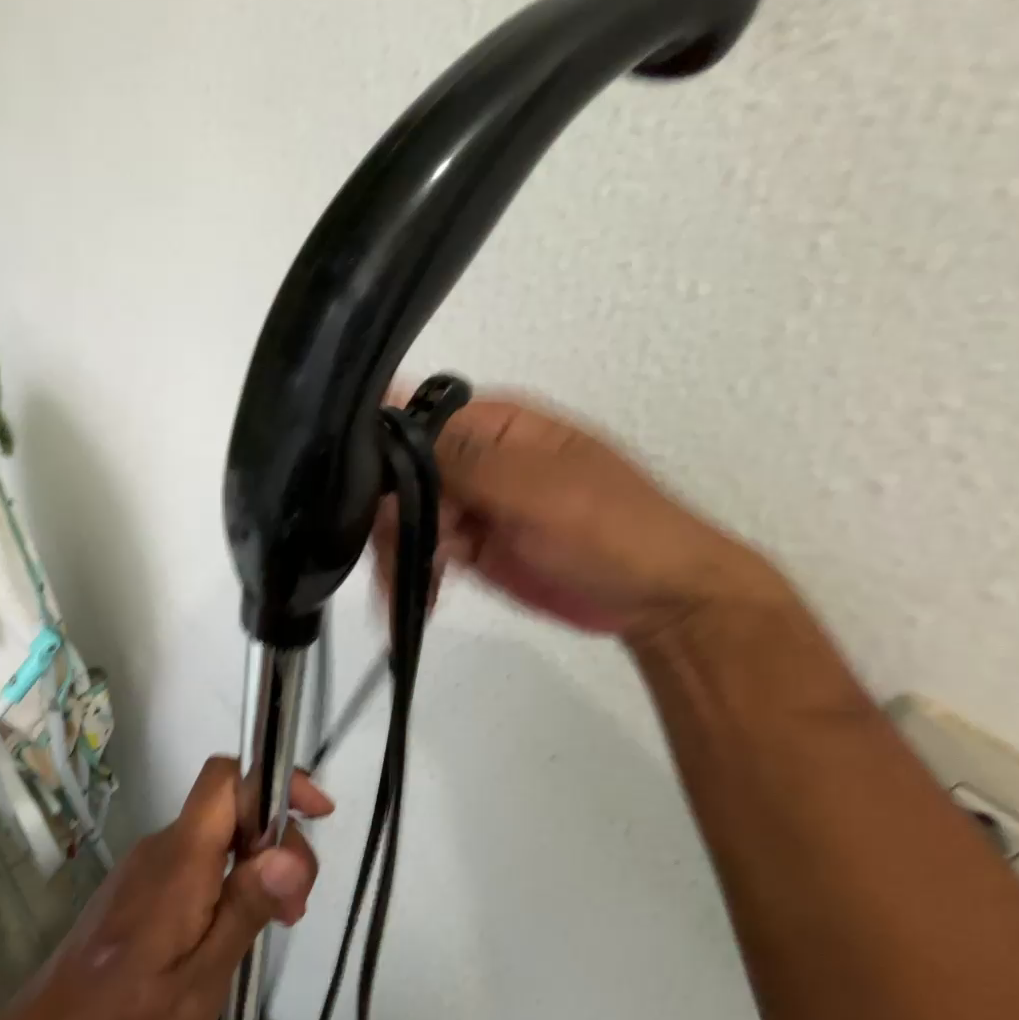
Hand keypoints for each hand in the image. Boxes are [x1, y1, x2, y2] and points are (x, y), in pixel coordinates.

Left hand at [0, 757, 332, 1019]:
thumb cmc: (130, 1018)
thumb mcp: (202, 976)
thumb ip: (245, 908)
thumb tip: (291, 853)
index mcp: (179, 859)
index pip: (224, 779)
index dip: (274, 779)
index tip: (316, 812)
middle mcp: (159, 848)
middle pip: (227, 809)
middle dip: (274, 840)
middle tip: (293, 907)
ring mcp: (145, 866)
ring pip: (213, 837)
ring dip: (253, 864)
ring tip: (272, 923)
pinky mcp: (137, 887)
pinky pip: (192, 861)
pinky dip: (226, 878)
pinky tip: (234, 926)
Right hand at [376, 393, 786, 642]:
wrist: (659, 601)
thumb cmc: (609, 529)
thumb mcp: (533, 486)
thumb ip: (460, 457)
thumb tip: (391, 419)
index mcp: (493, 424)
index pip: (412, 422)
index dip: (378, 451)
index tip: (359, 491)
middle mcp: (473, 458)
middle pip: (397, 476)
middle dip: (388, 518)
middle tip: (393, 555)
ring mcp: (469, 503)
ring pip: (401, 518)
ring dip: (394, 554)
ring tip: (401, 591)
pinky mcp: (467, 545)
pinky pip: (419, 552)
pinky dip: (408, 575)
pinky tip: (413, 600)